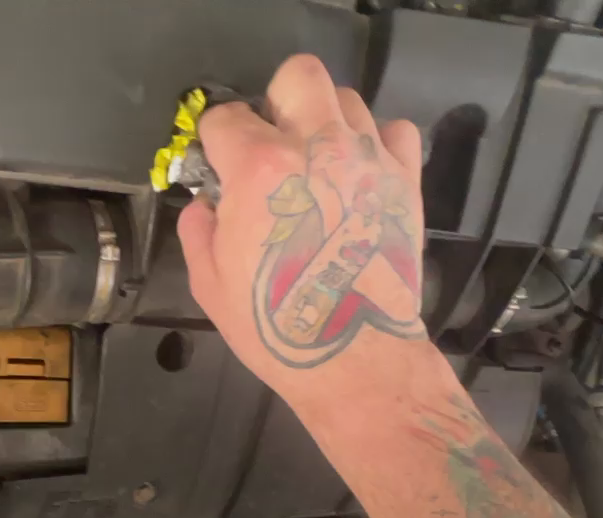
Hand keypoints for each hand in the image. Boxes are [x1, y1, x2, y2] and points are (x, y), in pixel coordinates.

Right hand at [177, 55, 431, 412]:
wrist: (351, 356)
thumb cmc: (272, 325)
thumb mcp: (210, 285)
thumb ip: (198, 230)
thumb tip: (206, 204)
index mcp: (258, 168)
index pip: (225, 118)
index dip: (215, 143)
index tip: (218, 168)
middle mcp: (316, 145)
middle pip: (297, 76)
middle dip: (277, 103)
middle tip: (272, 149)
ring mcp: (367, 157)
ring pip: (346, 100)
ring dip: (324, 125)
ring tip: (316, 170)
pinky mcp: (404, 180)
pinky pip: (394, 131)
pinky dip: (374, 145)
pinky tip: (358, 179)